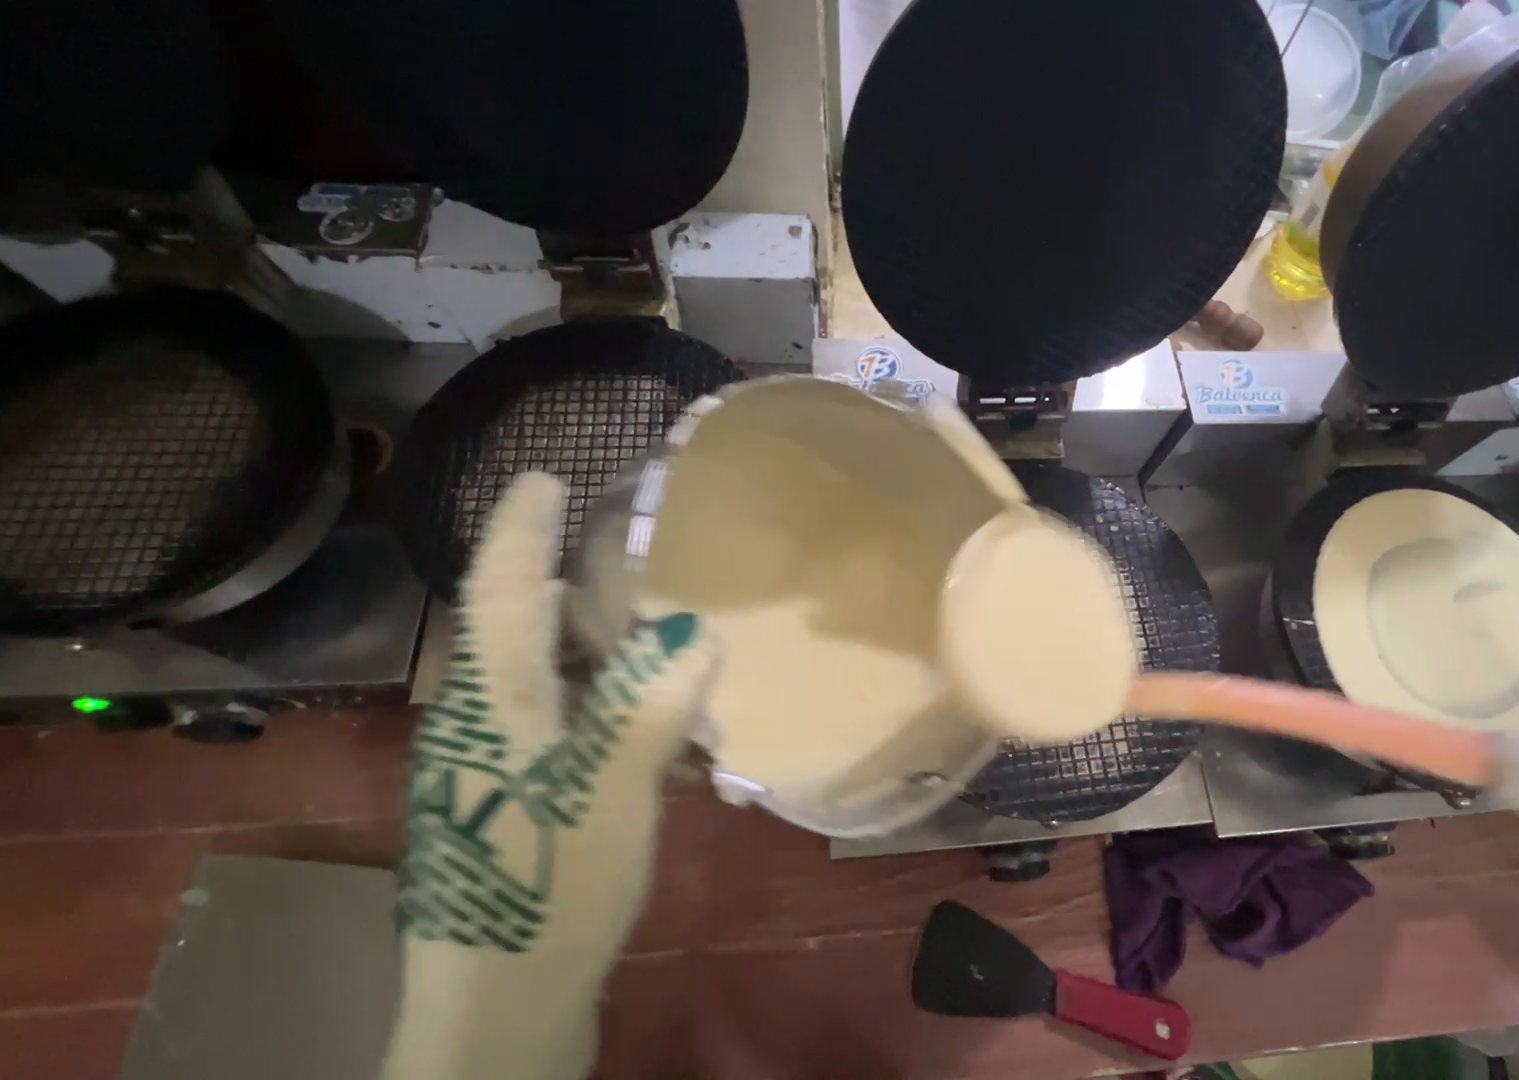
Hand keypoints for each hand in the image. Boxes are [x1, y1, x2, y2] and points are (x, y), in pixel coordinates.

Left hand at [381, 473, 713, 1079]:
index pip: (502, 594)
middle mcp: (477, 726)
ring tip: (630, 617)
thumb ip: (649, 708)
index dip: (521, 530)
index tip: (544, 477)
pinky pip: (548, 719)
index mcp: (491, 708)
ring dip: (574, 638)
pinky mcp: (506, 804)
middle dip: (551, 577)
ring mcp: (487, 769)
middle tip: (610, 546)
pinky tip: (634, 710)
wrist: (499, 1009)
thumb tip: (696, 630)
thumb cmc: (550, 889)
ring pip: (529, 676)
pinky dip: (586, 693)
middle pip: (509, 629)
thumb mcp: (610, 795)